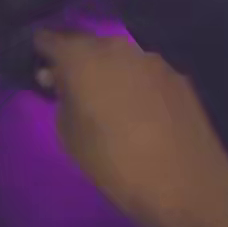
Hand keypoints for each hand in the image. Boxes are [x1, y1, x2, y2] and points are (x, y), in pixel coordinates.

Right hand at [34, 30, 227, 226]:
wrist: (188, 188)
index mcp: (79, 55)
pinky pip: (141, 70)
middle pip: (82, 42)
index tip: (41, 74)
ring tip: (109, 102)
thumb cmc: (114, 161)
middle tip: (72, 90)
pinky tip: (140, 111)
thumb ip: (60, 97)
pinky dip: (133, 82)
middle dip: (73, 60)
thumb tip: (60, 80)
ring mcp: (149, 57)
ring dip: (105, 69)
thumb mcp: (68, 133)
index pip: (46, 38)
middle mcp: (113, 45)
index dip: (39, 54)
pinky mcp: (176, 74)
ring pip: (115, 55)